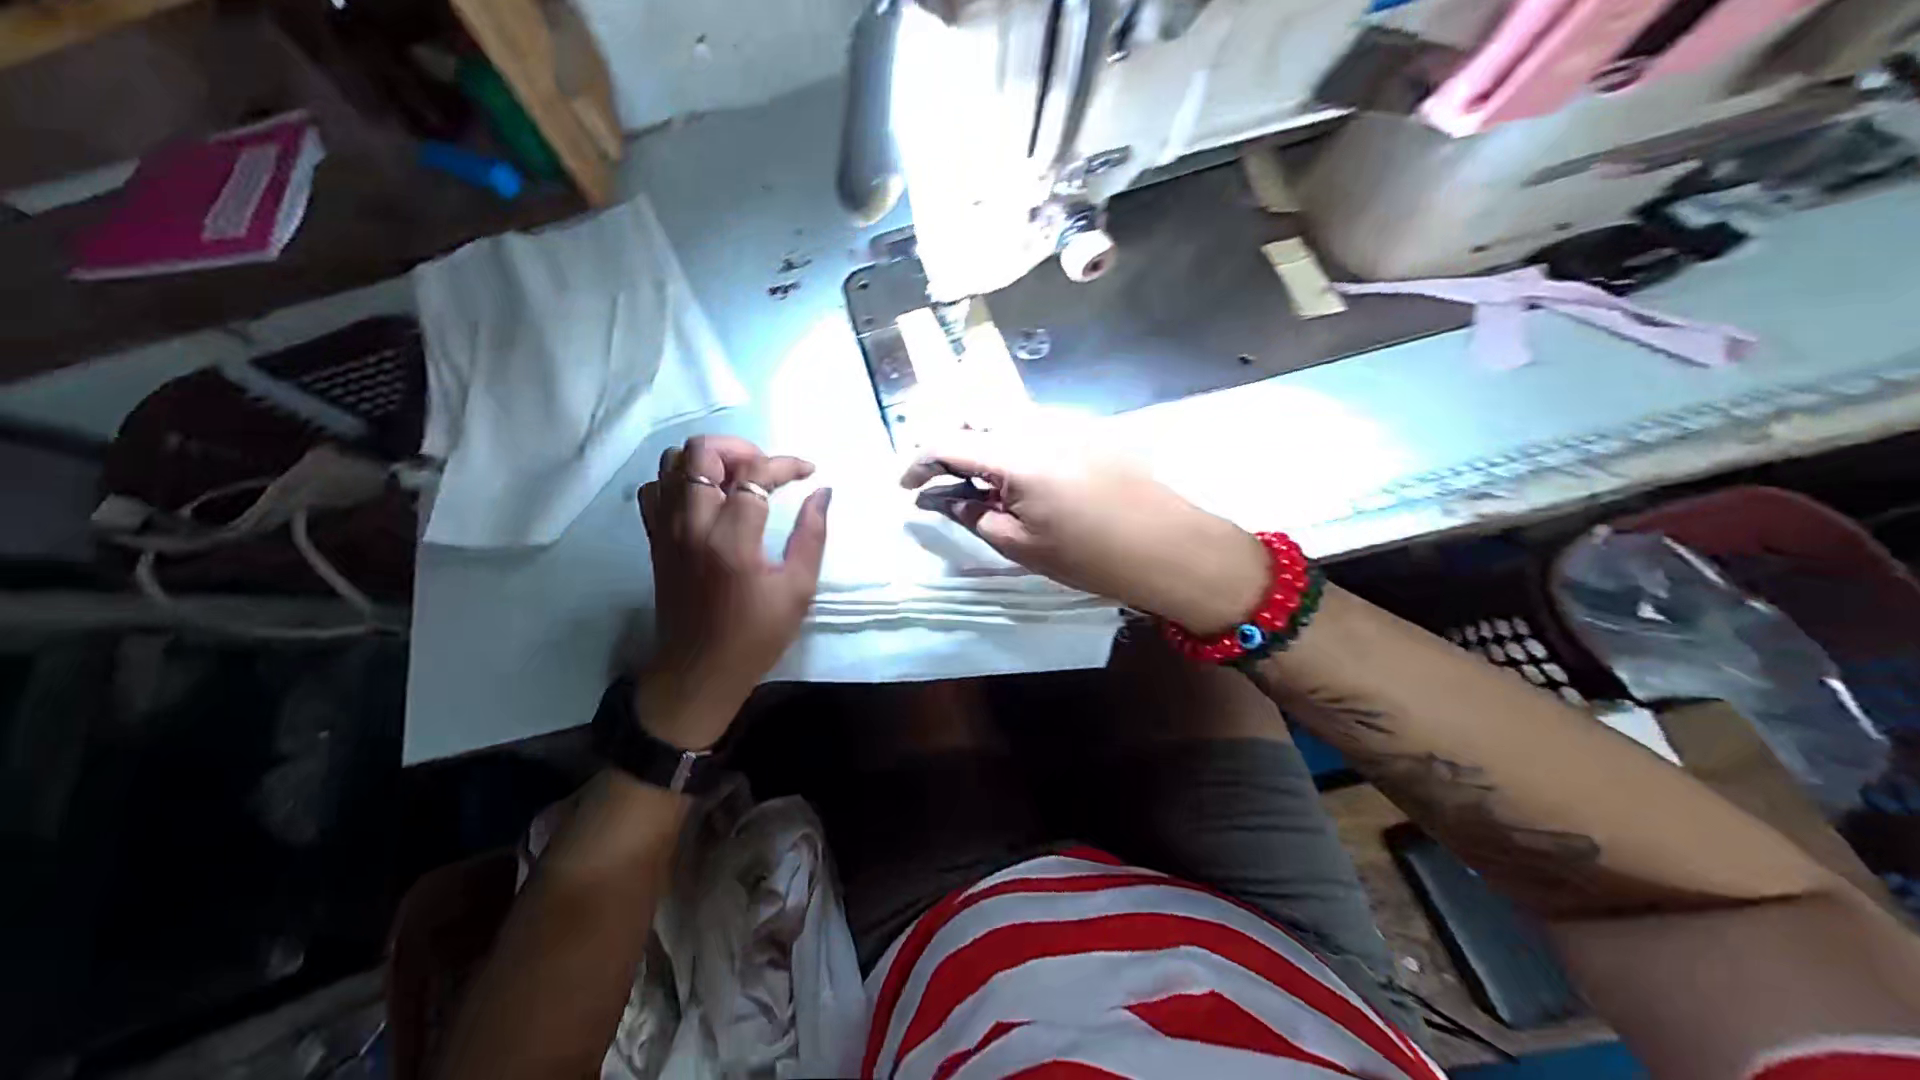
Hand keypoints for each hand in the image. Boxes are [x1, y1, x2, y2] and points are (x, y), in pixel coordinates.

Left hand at [636, 436, 830, 748]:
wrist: (698, 672)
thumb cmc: (755, 637)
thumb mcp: (798, 590)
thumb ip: (812, 535)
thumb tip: (821, 492)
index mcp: (731, 540)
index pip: (755, 473)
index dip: (786, 464)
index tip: (808, 472)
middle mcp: (691, 525)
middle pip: (701, 452)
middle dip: (740, 449)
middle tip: (765, 470)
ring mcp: (666, 530)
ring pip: (672, 463)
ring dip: (708, 461)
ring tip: (737, 481)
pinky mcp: (654, 539)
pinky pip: (654, 489)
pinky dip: (679, 481)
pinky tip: (705, 499)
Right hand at [900, 430, 1267, 633]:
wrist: (1168, 546)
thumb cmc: (1088, 555)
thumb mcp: (1019, 544)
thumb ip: (971, 512)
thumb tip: (937, 498)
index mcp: (1014, 454)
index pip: (947, 442)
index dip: (918, 463)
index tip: (906, 488)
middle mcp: (1035, 424)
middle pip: (973, 417)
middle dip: (947, 445)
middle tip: (941, 483)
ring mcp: (1064, 423)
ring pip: (1003, 418)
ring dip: (979, 442)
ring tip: (978, 484)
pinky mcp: (1085, 430)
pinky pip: (1031, 425)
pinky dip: (1009, 443)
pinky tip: (1017, 477)